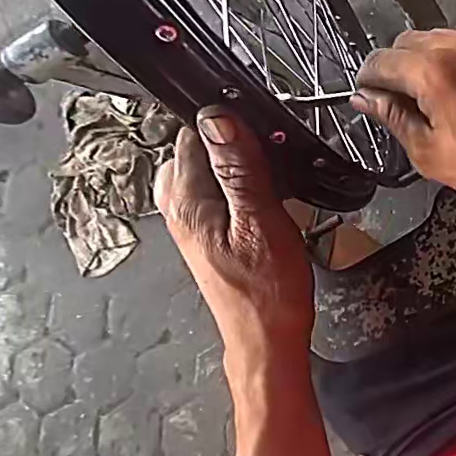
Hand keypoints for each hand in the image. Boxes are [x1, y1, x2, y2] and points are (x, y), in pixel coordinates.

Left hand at [155, 107, 312, 352]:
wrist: (266, 336)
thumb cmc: (266, 291)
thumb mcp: (261, 221)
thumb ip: (240, 170)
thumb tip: (219, 119)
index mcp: (185, 200)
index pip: (194, 132)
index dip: (231, 123)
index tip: (264, 131)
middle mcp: (180, 208)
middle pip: (198, 148)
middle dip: (236, 142)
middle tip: (274, 157)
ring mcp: (193, 221)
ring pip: (211, 169)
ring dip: (242, 165)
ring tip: (275, 179)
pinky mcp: (210, 232)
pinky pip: (220, 191)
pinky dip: (244, 185)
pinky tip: (269, 197)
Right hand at [353, 30, 455, 214]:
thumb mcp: (430, 152)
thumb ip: (394, 118)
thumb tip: (370, 101)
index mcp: (433, 71)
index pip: (380, 61)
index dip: (368, 82)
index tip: (369, 98)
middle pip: (404, 44)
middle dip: (394, 70)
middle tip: (398, 104)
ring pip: (434, 40)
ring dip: (422, 64)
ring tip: (431, 102)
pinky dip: (452, 63)